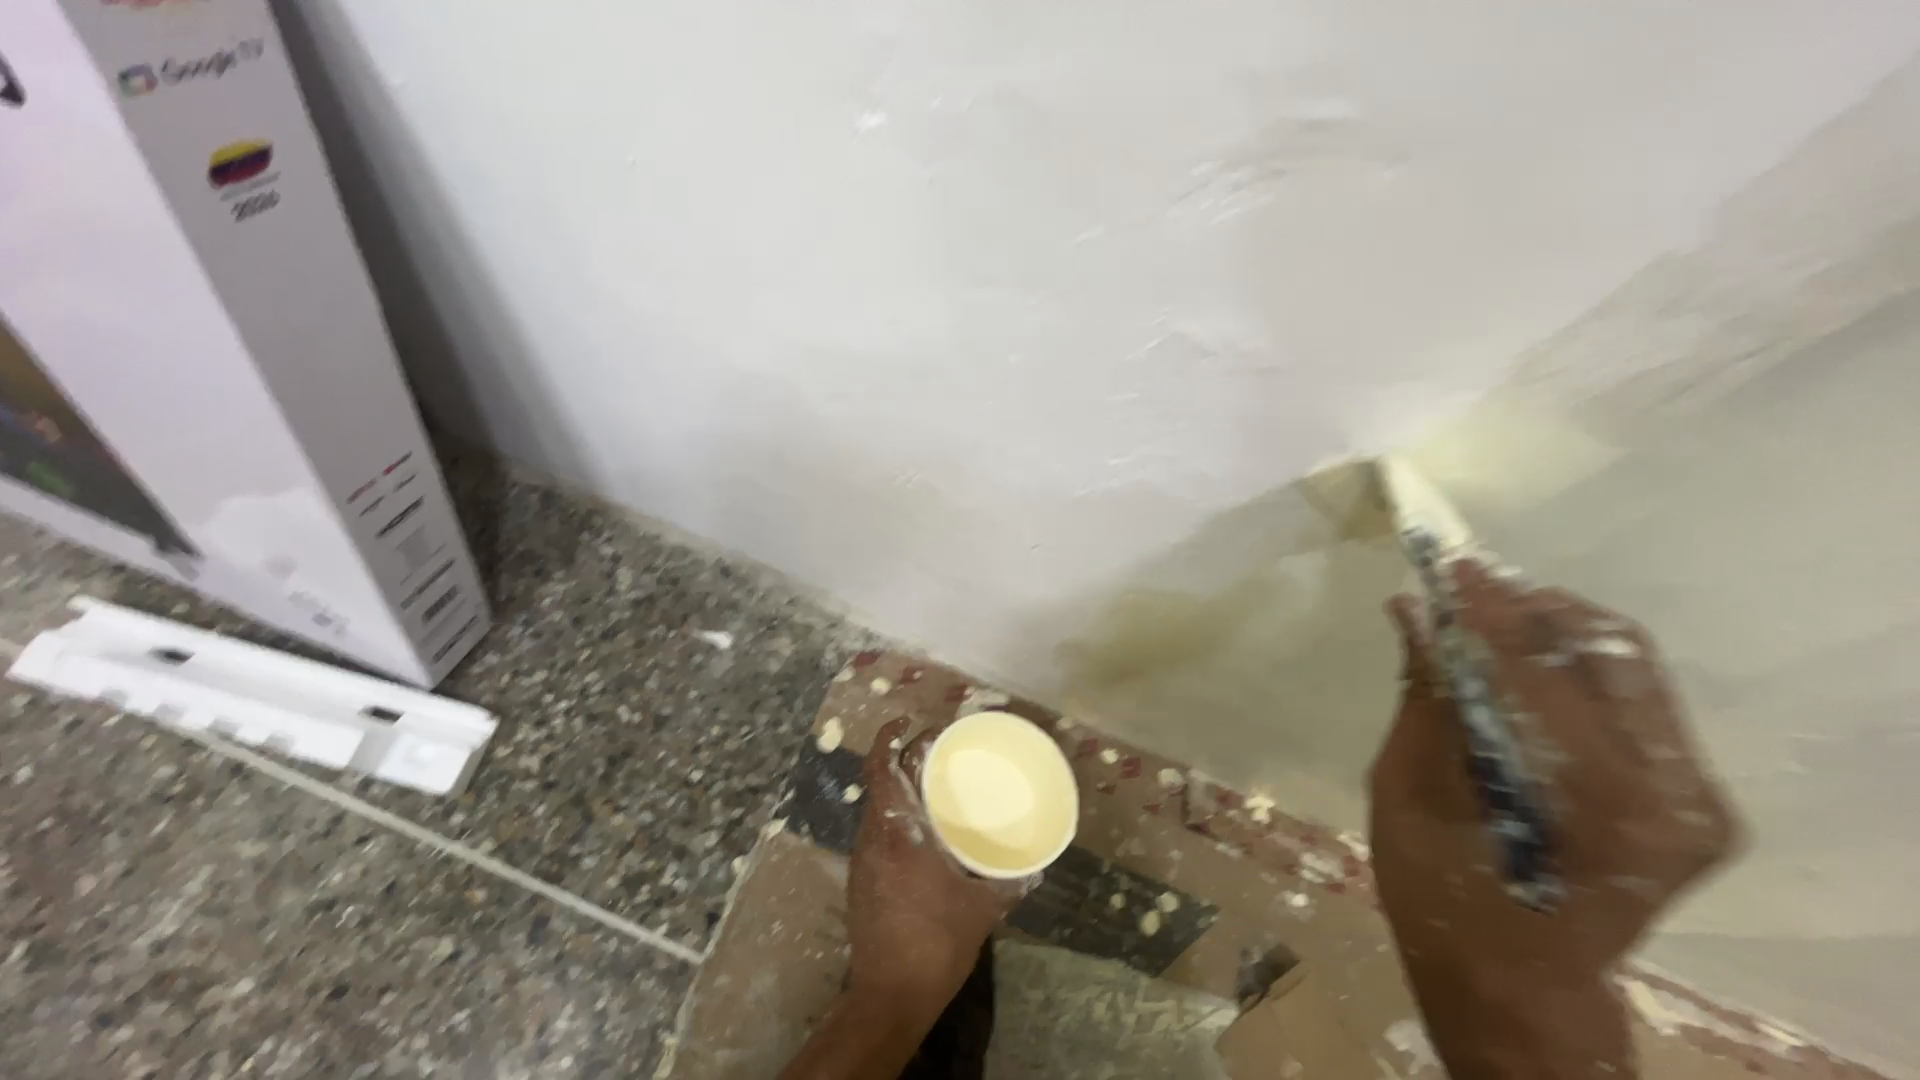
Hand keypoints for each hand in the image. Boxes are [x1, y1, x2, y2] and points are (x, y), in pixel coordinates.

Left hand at [845, 716, 1031, 1004]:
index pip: (880, 768)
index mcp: (897, 832)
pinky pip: (877, 836)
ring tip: (934, 789)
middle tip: (938, 753)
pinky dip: (896, 822)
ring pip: (877, 811)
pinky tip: (923, 836)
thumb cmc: (936, 942)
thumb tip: (1036, 870)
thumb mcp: (982, 909)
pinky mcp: (860, 883)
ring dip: (900, 793)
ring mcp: (862, 861)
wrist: (889, 996)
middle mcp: (872, 838)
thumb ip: (1010, 884)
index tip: (910, 722)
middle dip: (904, 762)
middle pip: (880, 784)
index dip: (890, 737)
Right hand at [1369, 558, 1740, 1075]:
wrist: (1516, 987)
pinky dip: (1575, 670)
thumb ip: (1427, 697)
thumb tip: (1414, 612)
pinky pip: (1634, 704)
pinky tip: (1522, 660)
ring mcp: (1695, 800)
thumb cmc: (1441, 898)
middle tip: (1466, 582)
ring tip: (1488, 612)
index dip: (1486, 608)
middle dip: (1528, 607)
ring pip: (1628, 669)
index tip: (1446, 564)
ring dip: (1553, 632)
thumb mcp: (1409, 793)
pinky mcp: (1694, 802)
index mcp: (1591, 801)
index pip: (1537, 668)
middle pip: (1607, 653)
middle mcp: (1671, 794)